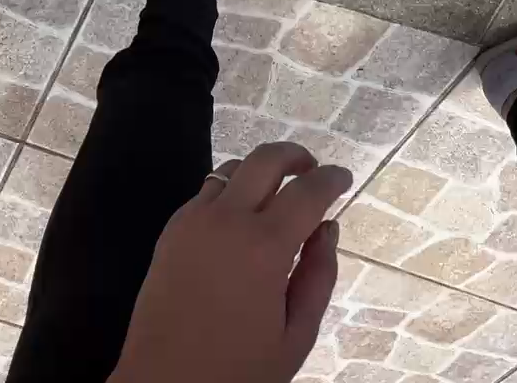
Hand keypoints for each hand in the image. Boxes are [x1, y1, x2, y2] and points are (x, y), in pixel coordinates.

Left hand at [108, 142, 351, 382]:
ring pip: (234, 167)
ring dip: (261, 170)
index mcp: (265, 247)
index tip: (343, 176)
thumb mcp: (295, 336)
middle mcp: (228, 219)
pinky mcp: (172, 227)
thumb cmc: (237, 371)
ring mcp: (195, 218)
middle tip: (312, 170)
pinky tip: (240, 219)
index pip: (308, 191)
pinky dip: (231, 191)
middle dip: (296, 155)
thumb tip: (327, 227)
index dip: (331, 179)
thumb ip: (319, 275)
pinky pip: (208, 191)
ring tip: (276, 194)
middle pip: (266, 158)